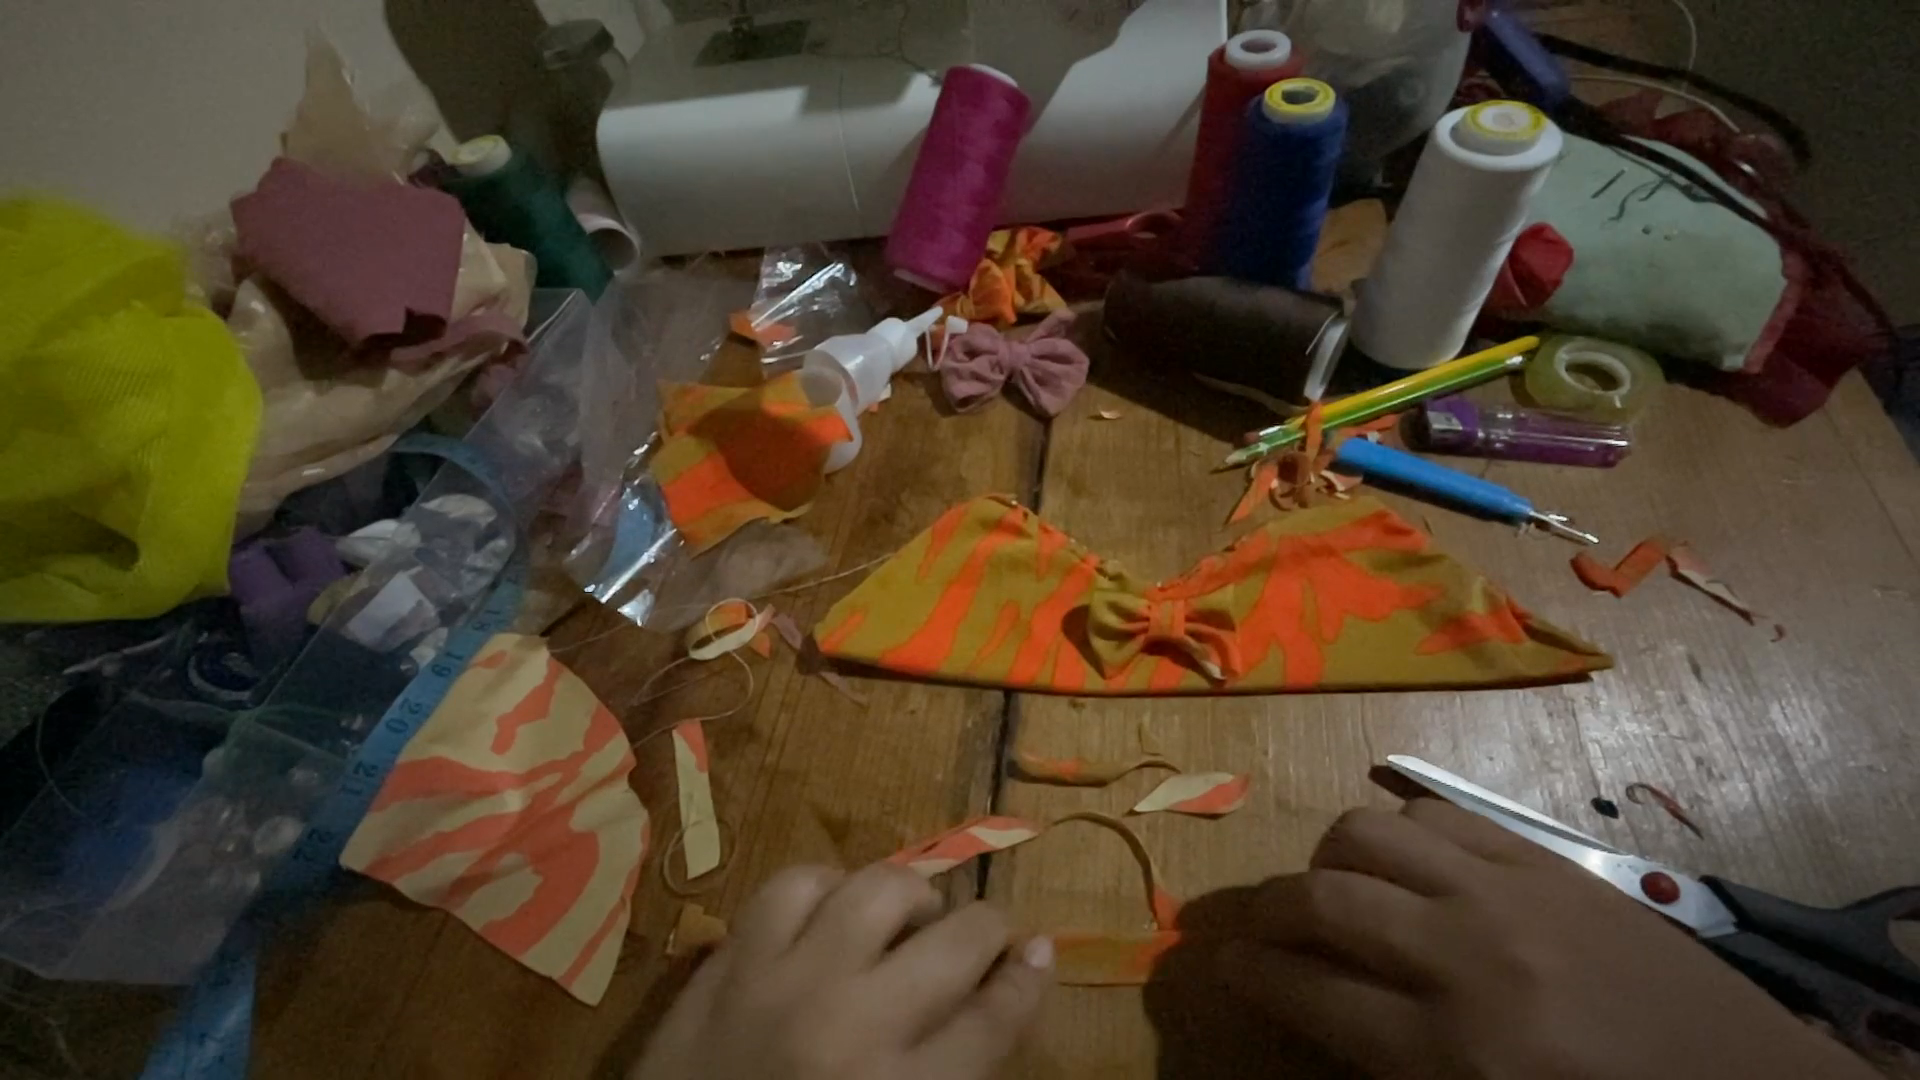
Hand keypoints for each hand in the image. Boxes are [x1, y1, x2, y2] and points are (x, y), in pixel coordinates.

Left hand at [631, 863, 1051, 1079]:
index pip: (990, 1021)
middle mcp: (849, 1030)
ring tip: (907, 917)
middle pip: (950, 944)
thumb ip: (948, 1068)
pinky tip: (830, 912)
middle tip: (980, 933)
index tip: (1039, 949)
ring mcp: (782, 985)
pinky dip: (823, 888)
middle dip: (985, 926)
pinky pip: (790, 886)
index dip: (1025, 980)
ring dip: (907, 896)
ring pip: (874, 890)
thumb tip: (999, 993)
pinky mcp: (727, 964)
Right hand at [1213, 799, 1877, 1078]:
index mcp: (1457, 1052)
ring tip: (1330, 884)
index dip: (1251, 973)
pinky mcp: (1541, 857)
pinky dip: (1397, 832)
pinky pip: (1433, 814)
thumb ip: (1384, 1061)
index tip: (1222, 962)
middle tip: (1256, 922)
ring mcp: (1506, 893)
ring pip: (1365, 835)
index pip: (1311, 992)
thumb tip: (1303, 1002)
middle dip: (1266, 909)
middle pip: (1322, 901)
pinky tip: (1402, 860)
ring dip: (1327, 860)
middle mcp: (1467, 957)